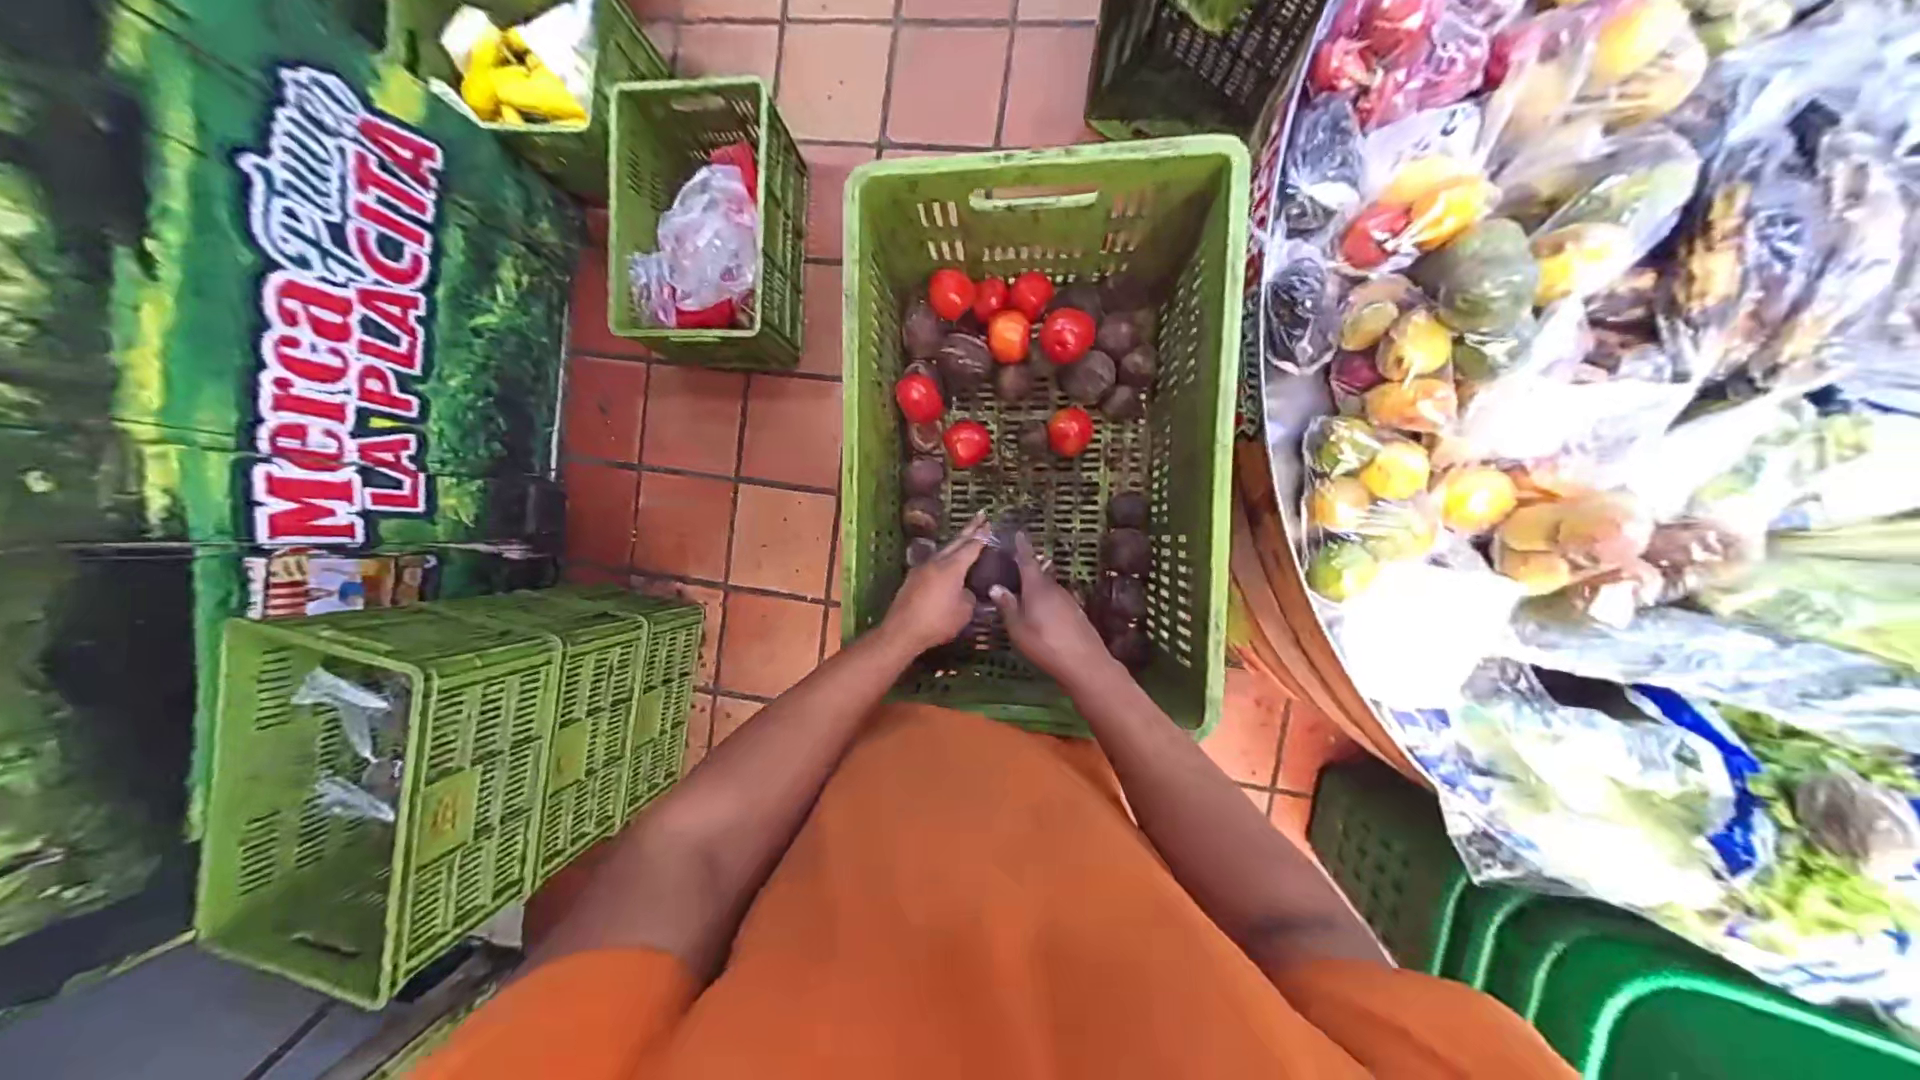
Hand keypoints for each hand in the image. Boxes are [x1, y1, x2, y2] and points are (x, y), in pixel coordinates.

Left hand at [879, 513, 989, 654]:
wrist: (901, 631)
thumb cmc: (937, 622)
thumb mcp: (963, 612)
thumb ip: (969, 596)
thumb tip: (965, 590)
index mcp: (952, 567)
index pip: (971, 546)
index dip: (982, 535)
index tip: (988, 523)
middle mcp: (936, 562)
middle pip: (956, 542)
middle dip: (969, 529)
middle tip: (981, 516)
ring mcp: (922, 569)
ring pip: (943, 551)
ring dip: (956, 543)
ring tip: (966, 537)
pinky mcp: (913, 578)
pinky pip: (934, 562)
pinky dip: (945, 558)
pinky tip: (948, 563)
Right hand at [988, 532, 1118, 689]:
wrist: (1085, 663)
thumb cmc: (1045, 644)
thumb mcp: (1018, 628)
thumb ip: (1007, 606)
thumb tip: (996, 587)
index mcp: (1037, 587)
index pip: (1027, 561)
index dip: (1022, 547)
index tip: (1019, 533)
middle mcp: (1054, 588)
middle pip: (1038, 573)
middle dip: (1026, 569)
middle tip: (1011, 568)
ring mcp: (1067, 599)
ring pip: (1047, 587)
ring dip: (1035, 587)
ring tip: (1022, 593)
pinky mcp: (1075, 612)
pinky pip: (1055, 599)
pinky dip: (1045, 599)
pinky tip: (1039, 612)